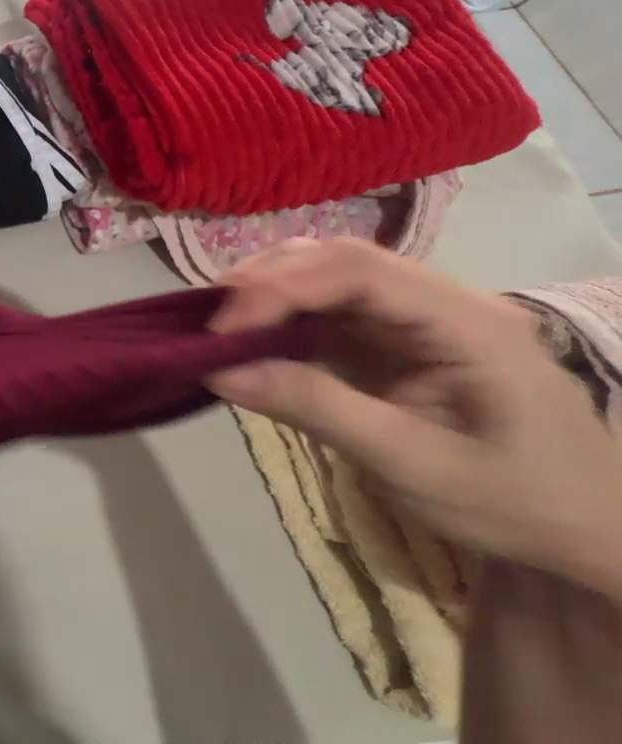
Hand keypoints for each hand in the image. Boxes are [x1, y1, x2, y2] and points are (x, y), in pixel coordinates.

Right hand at [206, 238, 621, 600]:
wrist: (585, 532)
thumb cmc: (511, 501)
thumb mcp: (410, 464)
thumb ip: (316, 408)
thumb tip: (217, 371)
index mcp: (469, 323)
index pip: (357, 272)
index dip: (278, 289)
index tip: (220, 330)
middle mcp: (446, 301)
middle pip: (338, 258)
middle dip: (265, 280)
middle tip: (205, 319)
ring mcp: (421, 315)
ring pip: (327, 272)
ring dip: (267, 289)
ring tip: (219, 323)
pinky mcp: (397, 334)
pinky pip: (328, 305)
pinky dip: (279, 313)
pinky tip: (249, 334)